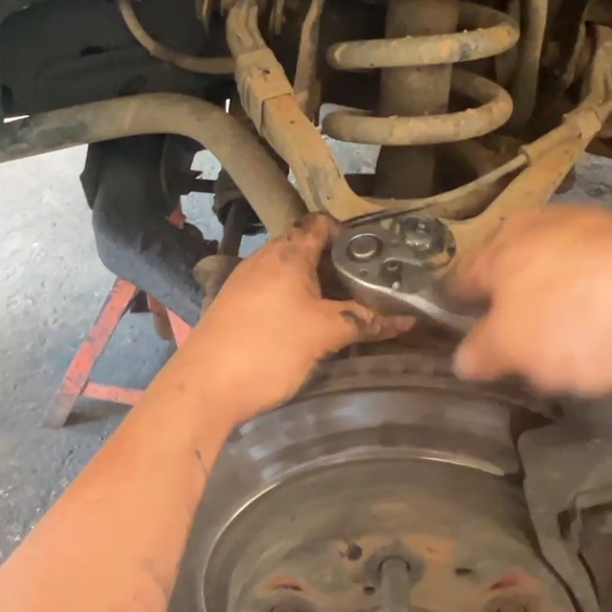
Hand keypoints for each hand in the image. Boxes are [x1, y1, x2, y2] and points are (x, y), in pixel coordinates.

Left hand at [162, 213, 411, 423]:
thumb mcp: (324, 333)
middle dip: (339, 264)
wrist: (203, 388)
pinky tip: (313, 326)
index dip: (350, 233)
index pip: (321, 223)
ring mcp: (246, 284)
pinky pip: (275, 293)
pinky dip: (298, 302)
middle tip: (371, 285)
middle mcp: (263, 260)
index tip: (376, 255)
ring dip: (319, 286)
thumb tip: (408, 318)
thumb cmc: (267, 348)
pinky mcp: (236, 308)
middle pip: (307, 248)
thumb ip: (365, 321)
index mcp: (286, 253)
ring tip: (349, 306)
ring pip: (291, 274)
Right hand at [451, 206, 611, 395]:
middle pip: (515, 274)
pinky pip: (608, 284)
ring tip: (573, 355)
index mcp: (505, 239)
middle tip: (519, 357)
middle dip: (514, 313)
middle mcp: (547, 222)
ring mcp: (600, 230)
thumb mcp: (513, 347)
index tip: (461, 344)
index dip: (456, 312)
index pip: (463, 276)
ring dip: (561, 311)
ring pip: (563, 278)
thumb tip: (463, 357)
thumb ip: (481, 350)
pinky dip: (604, 310)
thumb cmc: (579, 321)